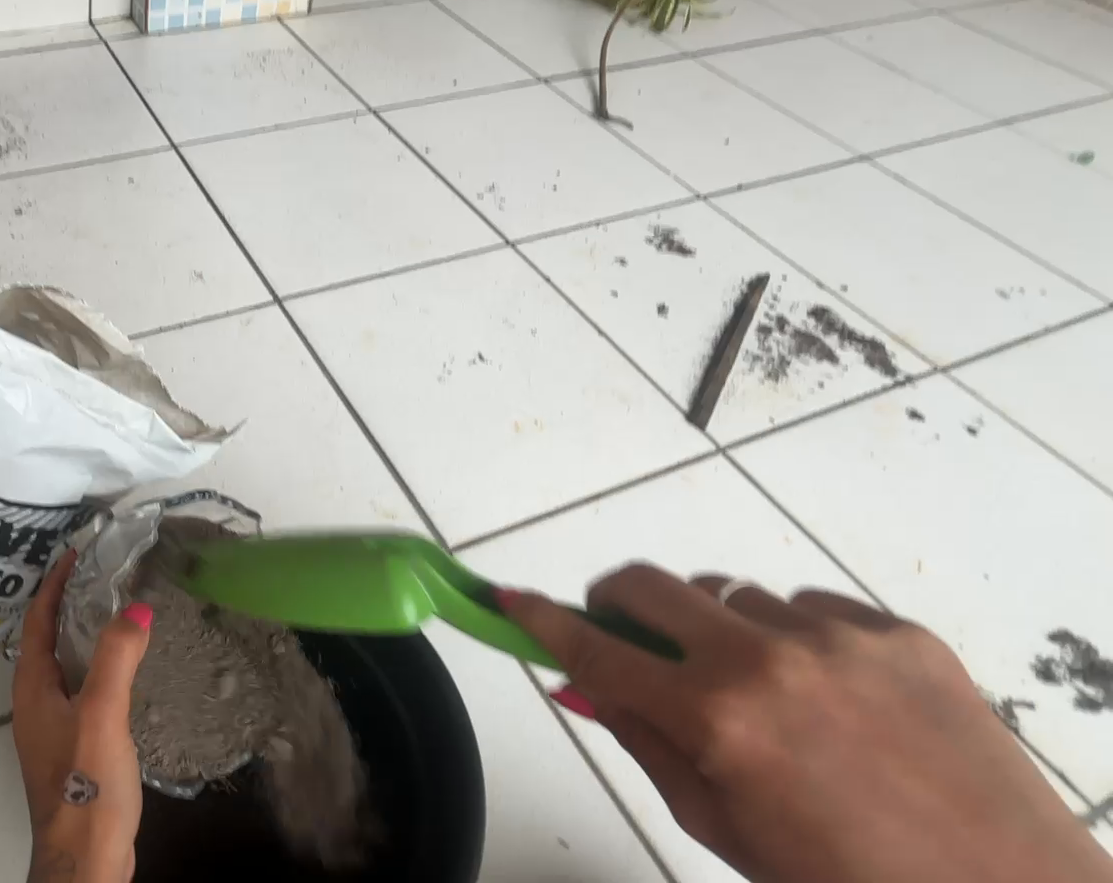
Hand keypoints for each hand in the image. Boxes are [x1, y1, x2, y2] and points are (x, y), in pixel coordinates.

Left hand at [12, 552, 152, 882]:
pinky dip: (97, 663)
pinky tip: (124, 668)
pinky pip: (80, 686)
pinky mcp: (71, 744)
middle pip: (47, 639)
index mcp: (32, 687)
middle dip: (68, 603)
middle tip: (100, 574)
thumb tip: (136, 607)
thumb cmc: (85, 781)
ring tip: (115, 609)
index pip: (38, 621)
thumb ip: (117, 657)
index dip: (53, 584)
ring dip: (83, 633)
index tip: (74, 553)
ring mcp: (51, 725)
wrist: (85, 857)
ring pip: (65, 663)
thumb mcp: (102, 711)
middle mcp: (34, 701)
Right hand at [502, 565, 1112, 882]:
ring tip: (762, 686)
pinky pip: (806, 606)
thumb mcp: (721, 826)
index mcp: (716, 719)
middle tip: (626, 630)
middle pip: (649, 583)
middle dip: (617, 599)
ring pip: (729, 594)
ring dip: (717, 628)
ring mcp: (838, 638)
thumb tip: (582, 680)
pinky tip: (831, 691)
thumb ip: (642, 739)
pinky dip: (792, 636)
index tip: (507, 595)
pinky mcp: (900, 632)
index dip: (541, 618)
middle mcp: (766, 660)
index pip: (595, 651)